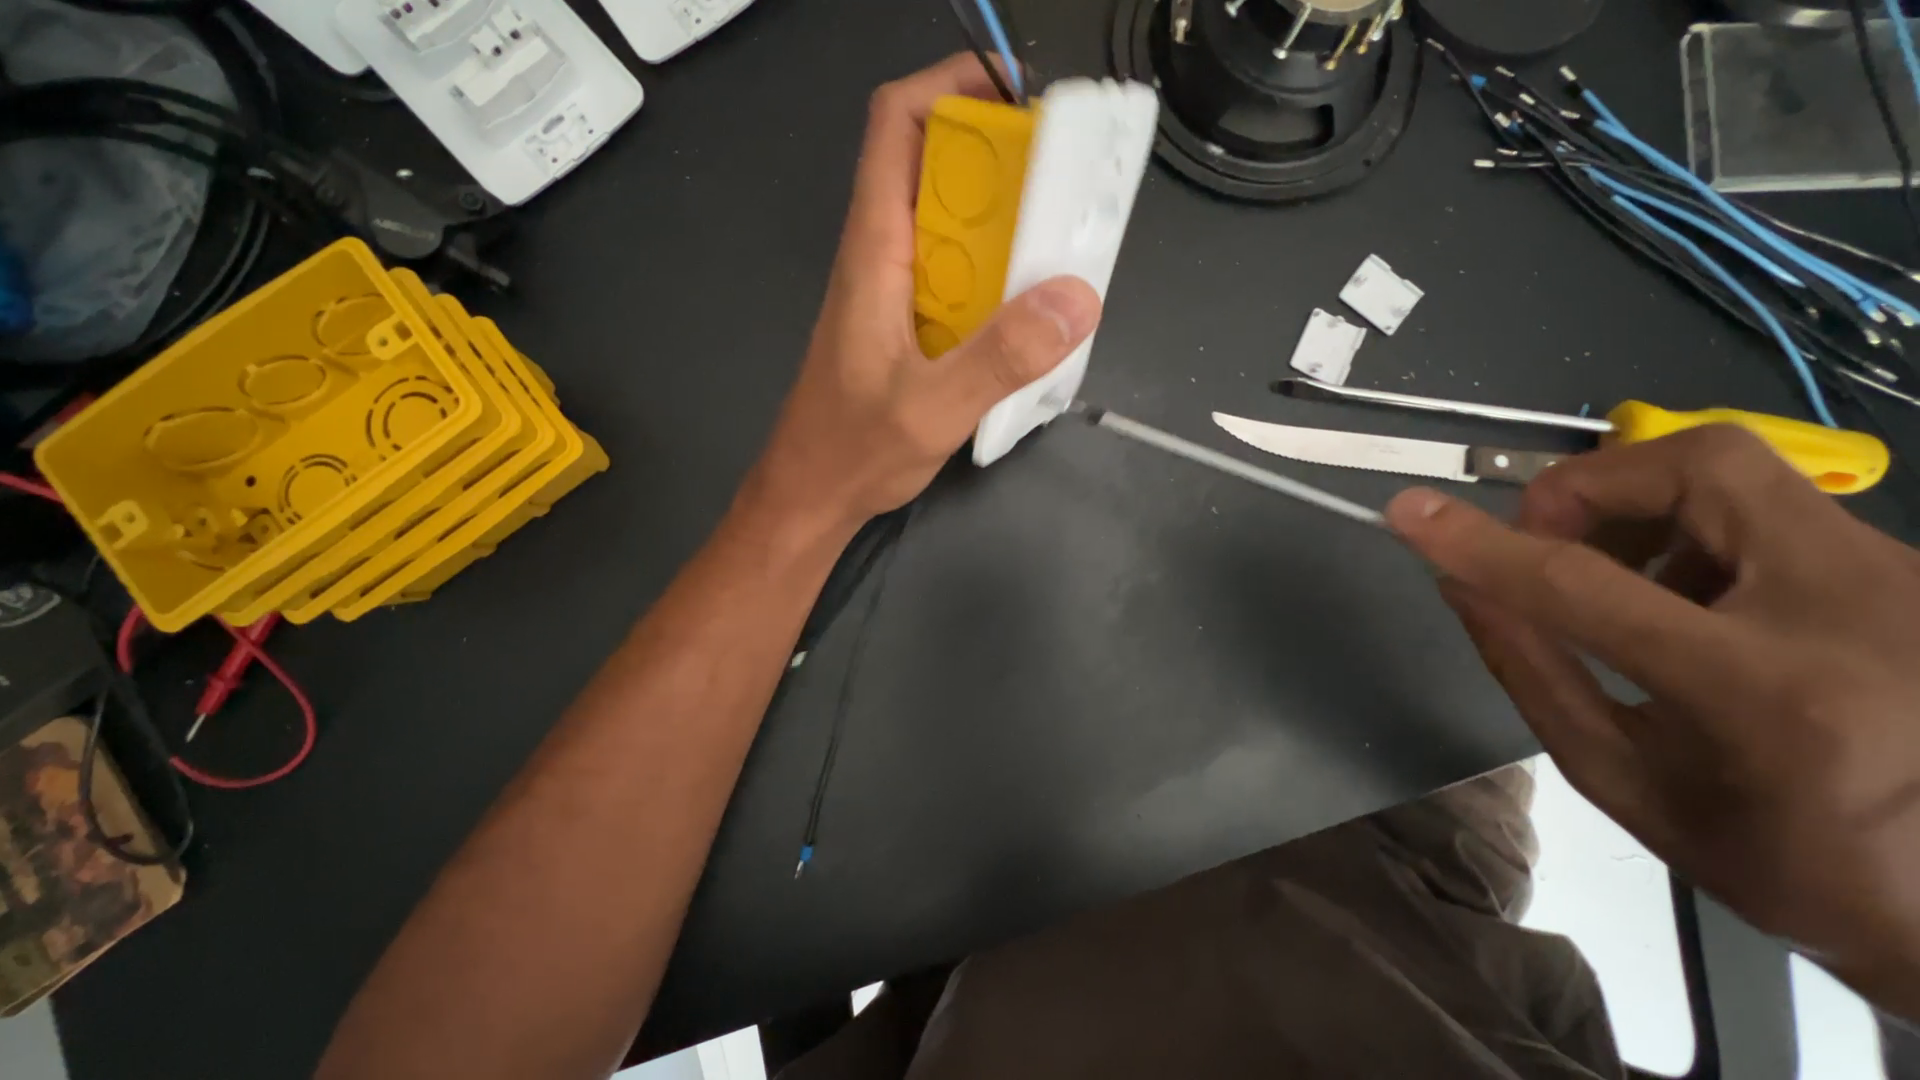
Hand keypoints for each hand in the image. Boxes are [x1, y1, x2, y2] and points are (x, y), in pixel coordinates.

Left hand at [740, 54, 1101, 534]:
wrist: (810, 494)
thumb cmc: (852, 450)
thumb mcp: (931, 409)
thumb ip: (1001, 357)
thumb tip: (1077, 297)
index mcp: (875, 249)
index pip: (897, 125)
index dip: (952, 86)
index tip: (1020, 100)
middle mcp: (882, 253)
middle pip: (934, 162)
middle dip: (1000, 152)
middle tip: (1068, 180)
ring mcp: (892, 287)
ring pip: (950, 218)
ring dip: (1005, 214)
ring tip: (1066, 236)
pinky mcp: (905, 321)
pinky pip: (957, 270)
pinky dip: (998, 267)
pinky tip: (1033, 304)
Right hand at [1386, 426, 1919, 1017]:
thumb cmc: (1777, 857)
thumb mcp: (1623, 779)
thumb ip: (1532, 670)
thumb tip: (1462, 583)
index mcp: (1768, 695)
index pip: (1585, 585)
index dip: (1483, 544)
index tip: (1410, 513)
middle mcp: (1853, 609)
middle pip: (1697, 464)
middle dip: (1588, 485)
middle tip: (1547, 541)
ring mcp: (1902, 578)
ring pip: (1735, 473)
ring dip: (1638, 509)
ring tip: (1620, 585)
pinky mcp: (1908, 565)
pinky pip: (1768, 508)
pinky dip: (1690, 531)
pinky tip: (1688, 599)